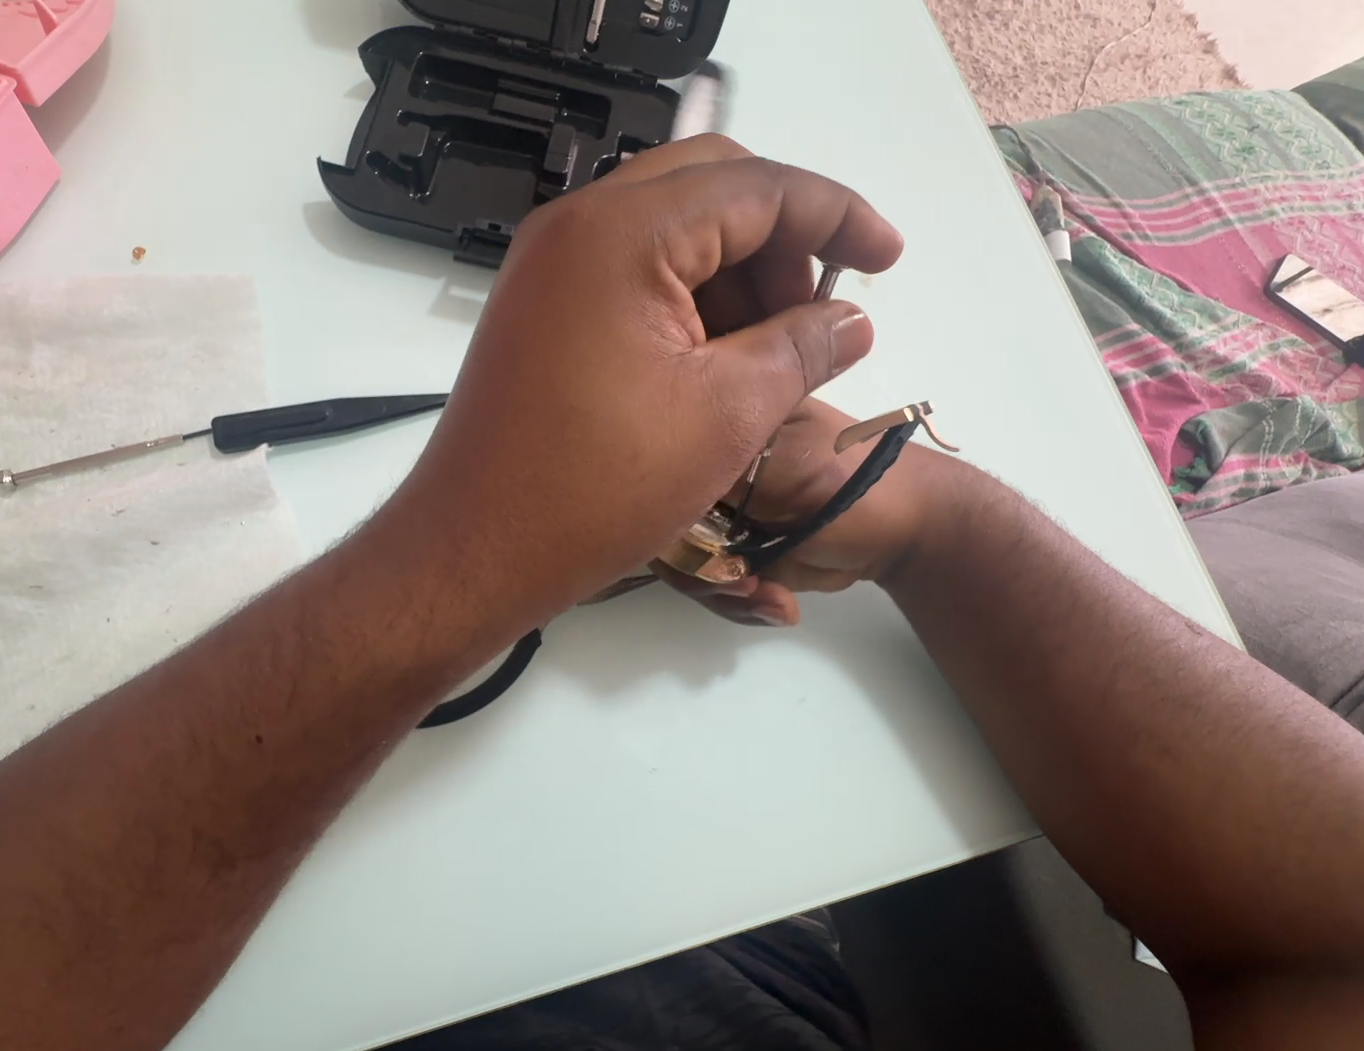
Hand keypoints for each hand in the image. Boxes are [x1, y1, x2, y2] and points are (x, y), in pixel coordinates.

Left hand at [369, 136, 904, 631]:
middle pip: (709, 191)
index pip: (755, 186)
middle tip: (818, 312)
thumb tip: (849, 318)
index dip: (836, 216)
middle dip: (780, 241)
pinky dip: (684, 301)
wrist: (476, 550)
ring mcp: (548, 269)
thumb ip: (800, 348)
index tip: (888, 256)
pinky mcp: (540, 311)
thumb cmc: (596, 490)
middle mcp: (575, 229)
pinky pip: (629, 275)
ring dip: (733, 274)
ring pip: (668, 233)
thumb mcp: (725, 417)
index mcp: (621, 235)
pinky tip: (714, 360)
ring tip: (769, 351)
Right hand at [657, 398, 953, 627]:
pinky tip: (779, 607)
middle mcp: (702, 463)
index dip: (665, 507)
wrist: (904, 528)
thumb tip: (656, 487)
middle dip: (697, 565)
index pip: (656, 461)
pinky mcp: (730, 550)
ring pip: (679, 561)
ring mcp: (714, 510)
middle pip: (659, 520)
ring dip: (723, 591)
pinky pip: (709, 586)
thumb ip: (715, 465)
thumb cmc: (850, 479)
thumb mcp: (779, 462)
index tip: (705, 540)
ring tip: (772, 600)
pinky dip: (739, 604)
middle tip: (744, 582)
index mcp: (714, 415)